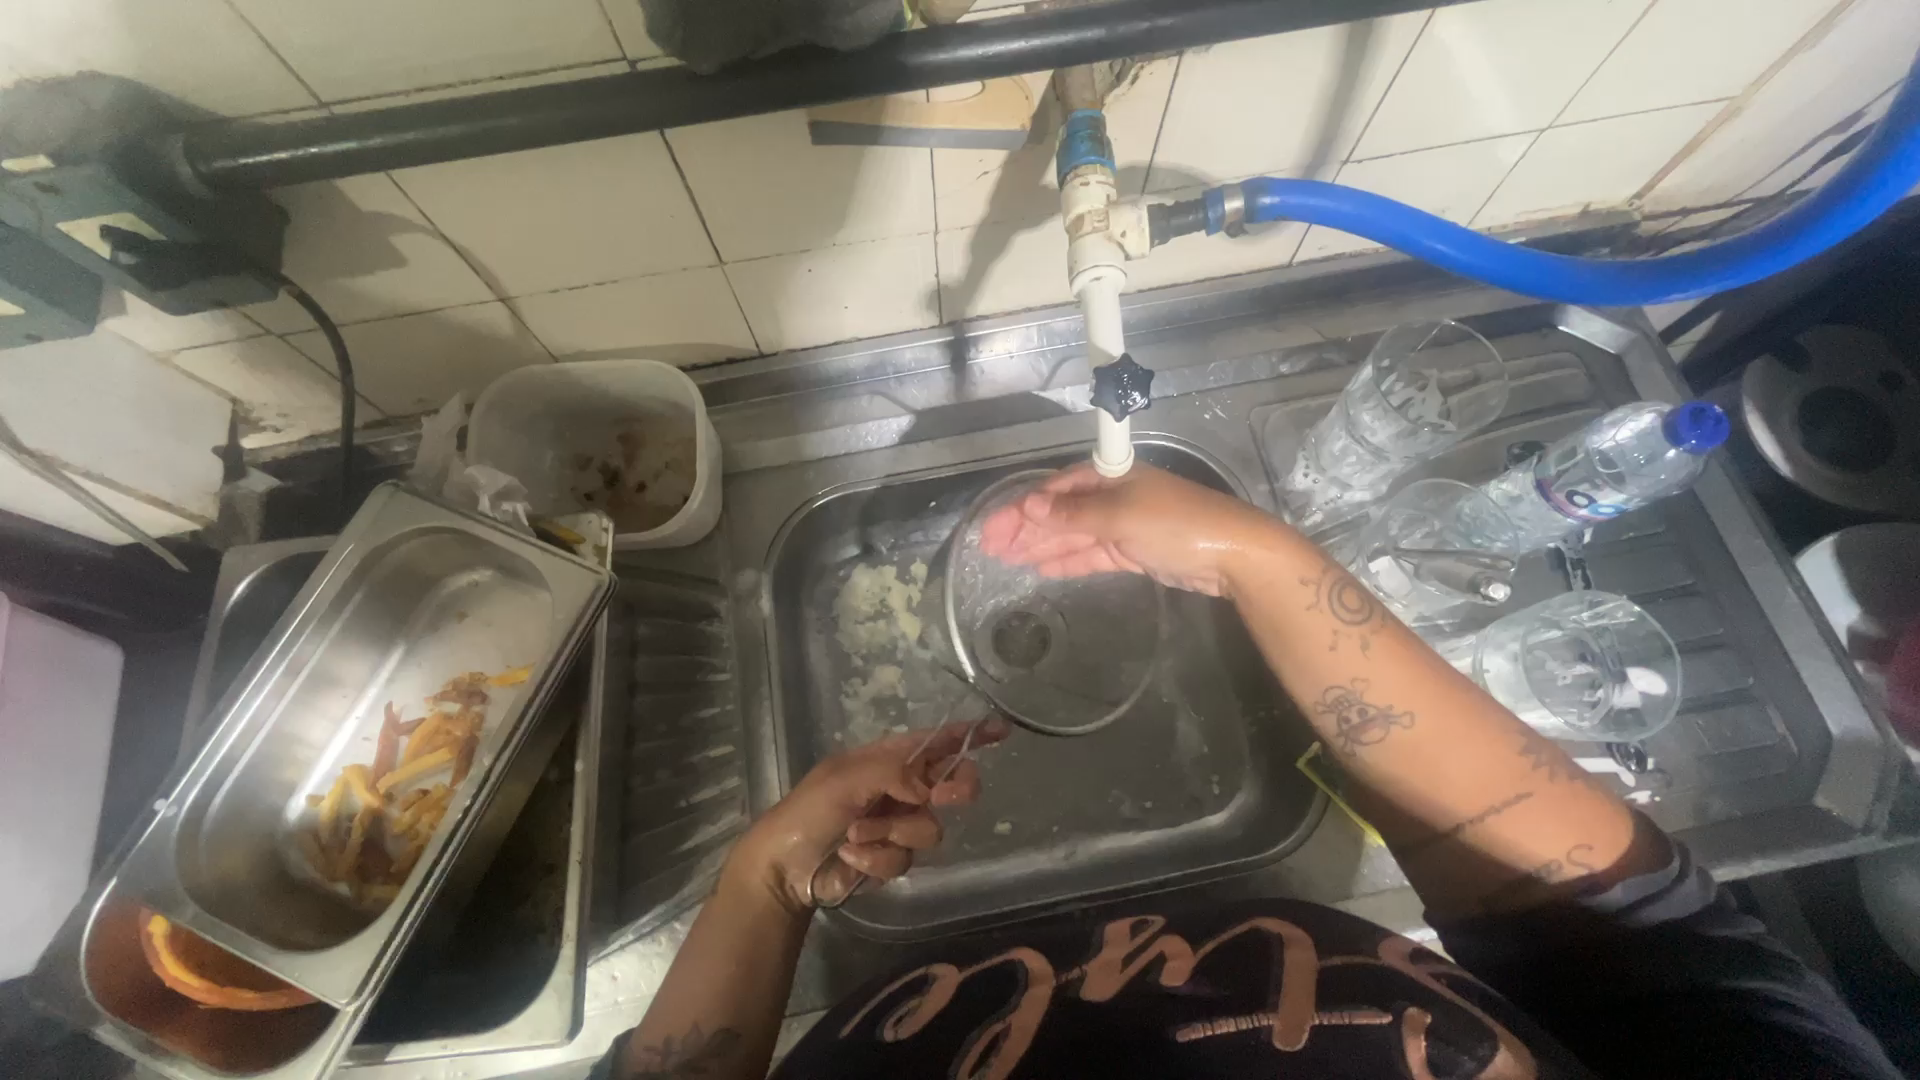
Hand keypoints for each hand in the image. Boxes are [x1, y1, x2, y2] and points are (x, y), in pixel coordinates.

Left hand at [725, 716, 1008, 914]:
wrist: (783, 867)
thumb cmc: (808, 810)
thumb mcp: (846, 778)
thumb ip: (894, 773)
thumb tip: (930, 789)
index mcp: (889, 757)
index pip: (938, 740)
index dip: (970, 734)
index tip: (1002, 731)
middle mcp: (902, 788)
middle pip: (953, 784)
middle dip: (951, 791)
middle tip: (936, 797)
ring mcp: (899, 823)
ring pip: (930, 828)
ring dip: (890, 832)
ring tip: (855, 834)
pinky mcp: (893, 857)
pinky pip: (906, 858)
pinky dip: (877, 859)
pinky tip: (851, 857)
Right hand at [977, 462, 1278, 595]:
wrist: (1234, 555)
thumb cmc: (1177, 524)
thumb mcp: (1121, 516)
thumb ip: (1074, 514)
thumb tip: (1029, 505)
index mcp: (1110, 477)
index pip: (1055, 490)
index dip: (1022, 508)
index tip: (993, 528)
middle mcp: (1112, 498)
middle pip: (1059, 512)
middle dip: (1025, 529)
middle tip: (990, 549)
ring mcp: (1122, 526)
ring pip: (1071, 535)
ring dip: (1039, 546)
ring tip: (1007, 561)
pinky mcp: (1132, 552)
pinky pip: (1089, 555)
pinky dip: (1065, 560)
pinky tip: (1040, 568)